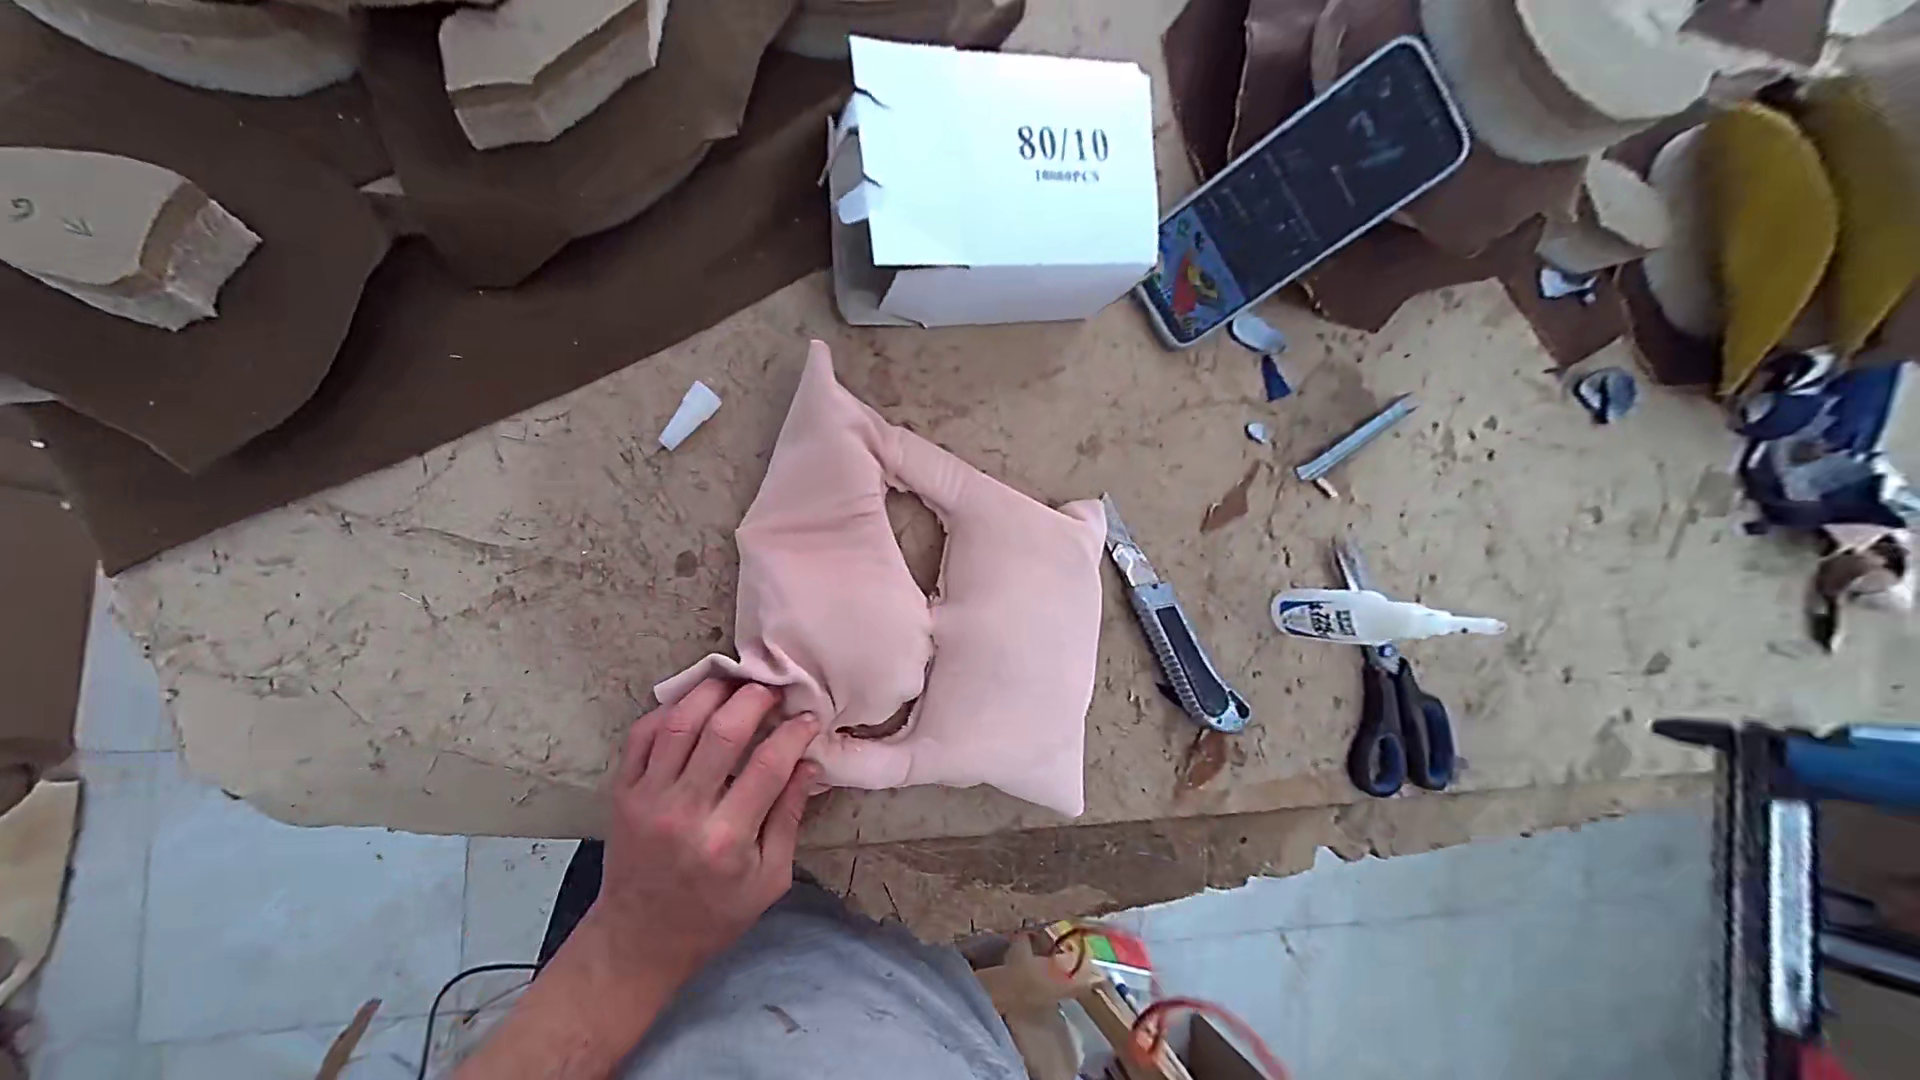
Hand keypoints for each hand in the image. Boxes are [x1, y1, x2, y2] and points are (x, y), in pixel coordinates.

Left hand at [582, 680, 819, 981]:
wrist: (637, 941)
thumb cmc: (714, 914)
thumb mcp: (770, 878)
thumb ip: (790, 817)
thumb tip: (810, 762)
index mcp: (726, 839)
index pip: (768, 764)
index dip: (794, 732)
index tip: (809, 719)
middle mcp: (683, 813)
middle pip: (722, 731)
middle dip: (755, 698)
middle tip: (774, 690)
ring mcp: (646, 799)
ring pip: (679, 722)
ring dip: (713, 691)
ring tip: (738, 683)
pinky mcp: (621, 792)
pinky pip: (642, 734)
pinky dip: (671, 708)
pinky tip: (697, 702)